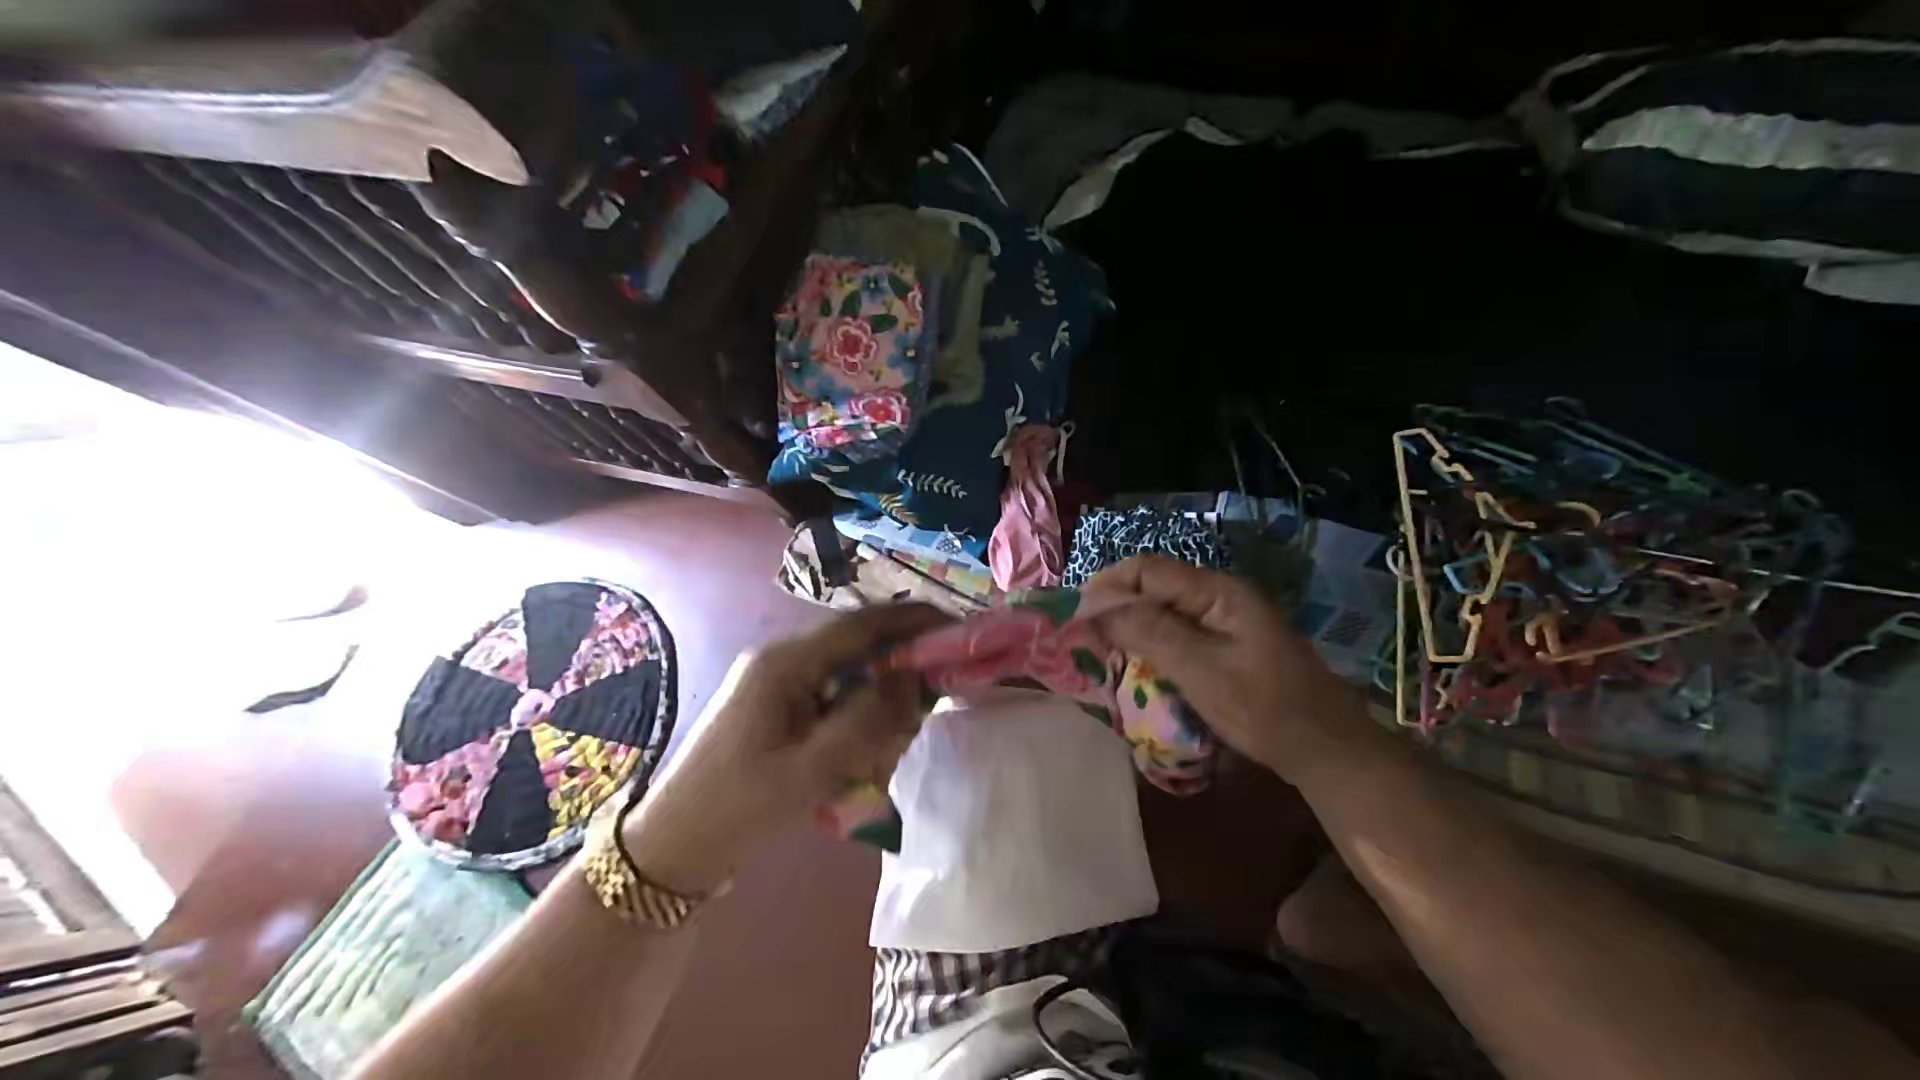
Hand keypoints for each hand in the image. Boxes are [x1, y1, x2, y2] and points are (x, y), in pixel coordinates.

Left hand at [618, 604, 950, 893]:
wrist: (672, 847)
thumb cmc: (739, 807)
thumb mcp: (811, 769)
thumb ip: (867, 719)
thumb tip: (913, 677)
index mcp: (786, 663)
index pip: (862, 624)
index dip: (912, 619)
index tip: (956, 626)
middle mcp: (782, 660)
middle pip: (858, 648)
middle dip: (899, 671)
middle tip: (931, 704)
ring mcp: (776, 683)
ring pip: (848, 676)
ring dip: (876, 703)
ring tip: (889, 745)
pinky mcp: (776, 707)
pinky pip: (831, 699)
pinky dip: (855, 719)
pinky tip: (859, 758)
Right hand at [1087, 555, 1372, 783]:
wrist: (1329, 751)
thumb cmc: (1268, 711)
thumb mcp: (1203, 673)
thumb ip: (1151, 633)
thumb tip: (1096, 606)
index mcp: (1218, 592)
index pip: (1147, 569)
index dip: (1107, 587)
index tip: (1076, 618)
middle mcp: (1218, 597)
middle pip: (1152, 586)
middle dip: (1115, 607)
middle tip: (1085, 640)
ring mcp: (1223, 621)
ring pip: (1161, 610)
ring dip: (1130, 627)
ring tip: (1103, 653)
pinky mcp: (1224, 645)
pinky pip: (1176, 632)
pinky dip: (1150, 644)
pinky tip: (1136, 665)